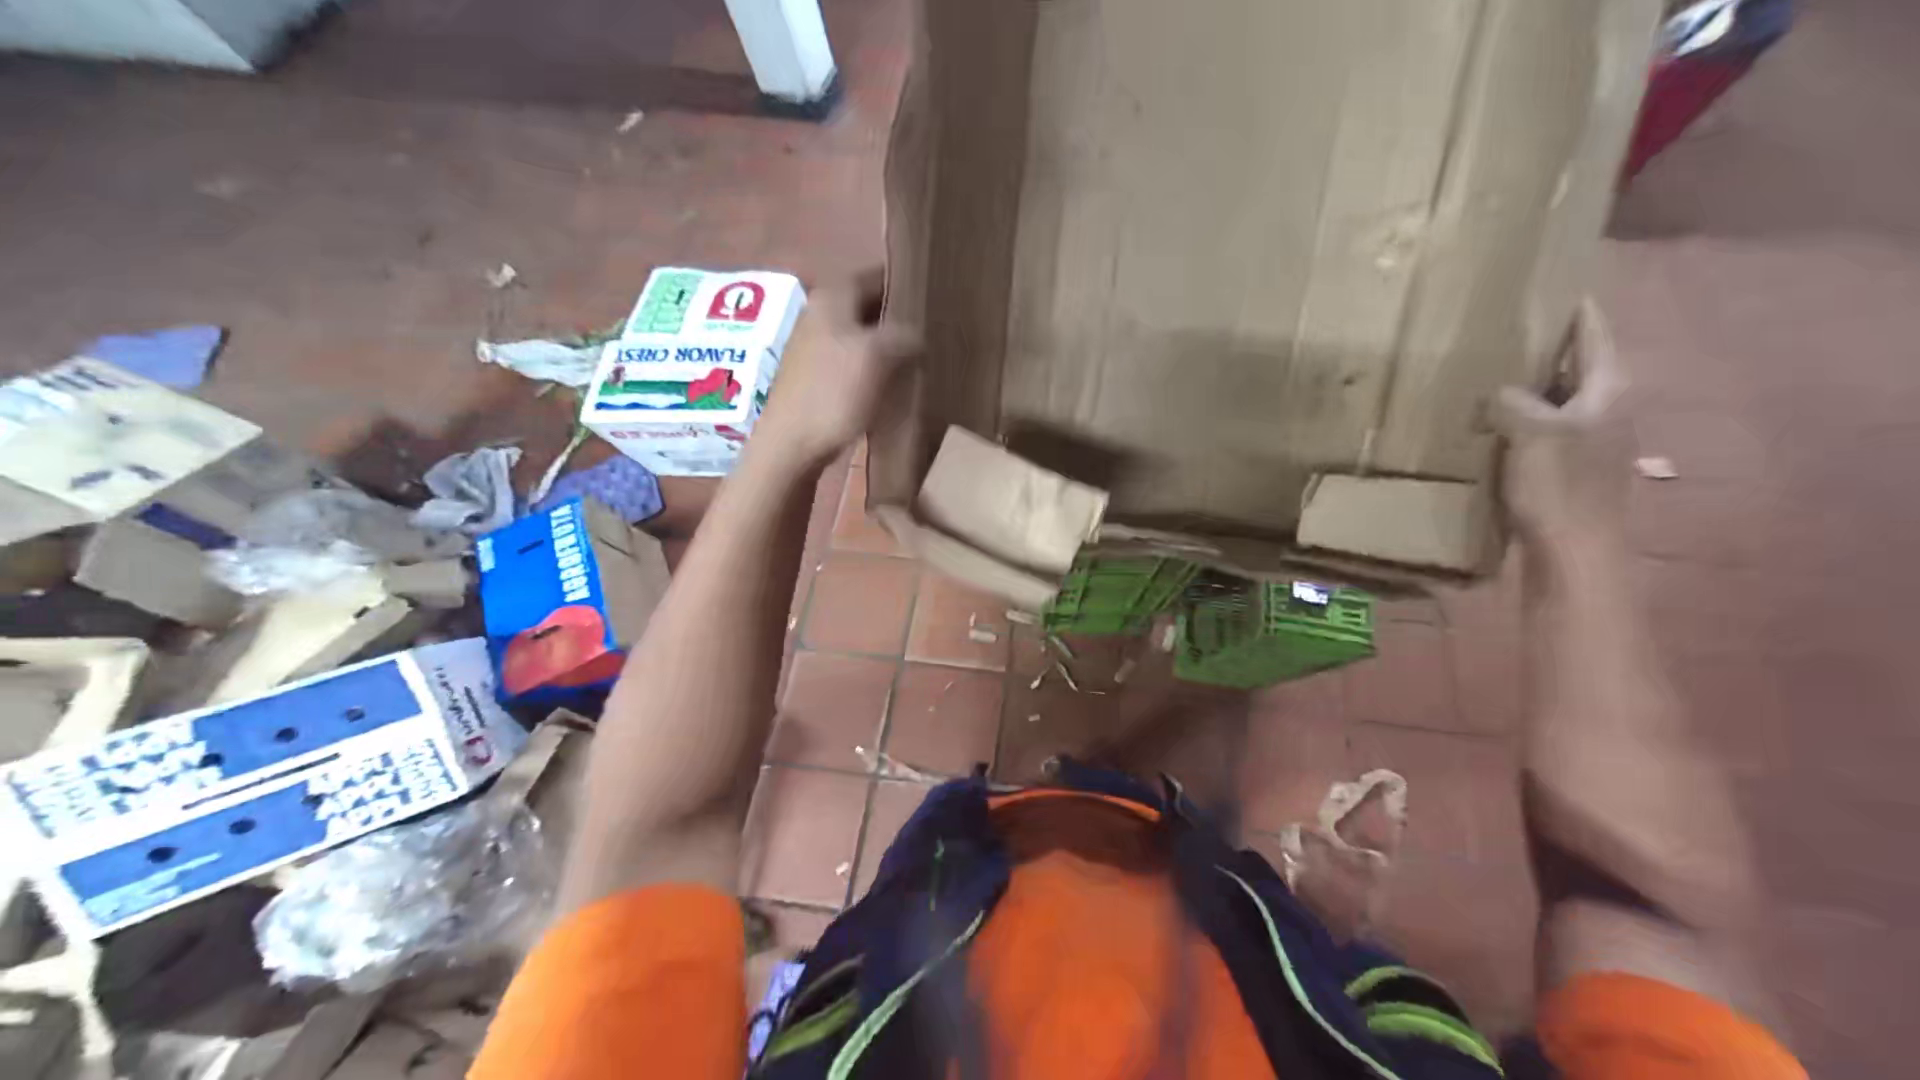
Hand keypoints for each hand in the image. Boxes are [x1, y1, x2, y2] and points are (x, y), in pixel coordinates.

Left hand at [753, 270, 919, 468]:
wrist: (791, 446)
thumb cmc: (832, 394)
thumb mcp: (878, 355)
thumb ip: (905, 333)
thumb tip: (920, 334)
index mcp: (833, 295)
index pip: (881, 274)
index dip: (910, 283)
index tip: (940, 297)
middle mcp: (822, 311)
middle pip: (873, 304)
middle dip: (903, 316)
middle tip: (938, 331)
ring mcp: (818, 345)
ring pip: (866, 334)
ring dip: (892, 345)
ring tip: (924, 358)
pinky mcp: (819, 375)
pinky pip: (857, 361)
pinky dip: (877, 367)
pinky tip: (897, 383)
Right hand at [1494, 299, 1633, 556]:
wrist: (1572, 553)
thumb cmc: (1560, 489)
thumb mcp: (1533, 434)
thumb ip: (1514, 401)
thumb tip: (1497, 391)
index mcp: (1608, 390)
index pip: (1592, 332)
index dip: (1570, 306)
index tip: (1541, 284)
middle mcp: (1602, 408)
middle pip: (1570, 364)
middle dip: (1536, 346)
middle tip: (1491, 328)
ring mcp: (1581, 440)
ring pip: (1548, 398)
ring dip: (1518, 386)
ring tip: (1476, 370)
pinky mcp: (1558, 467)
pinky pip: (1532, 429)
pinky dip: (1509, 419)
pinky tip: (1477, 423)